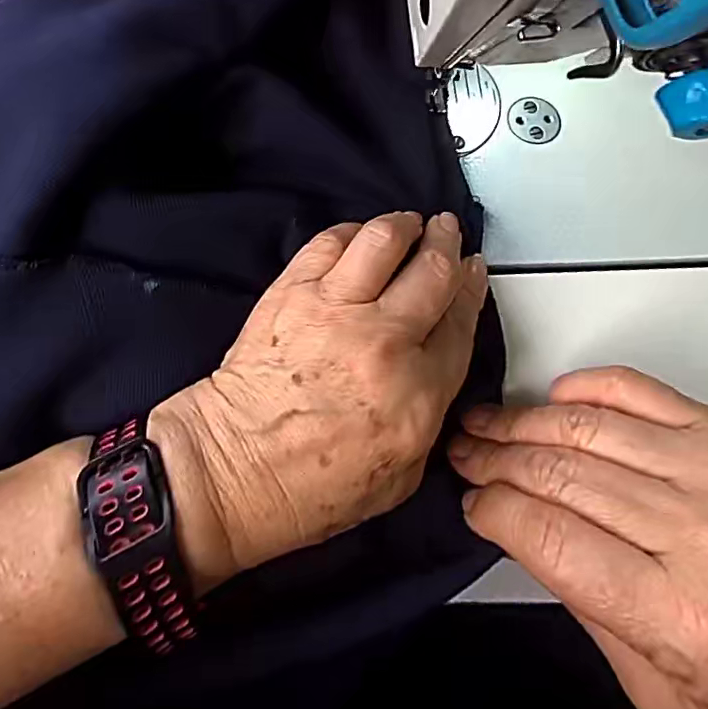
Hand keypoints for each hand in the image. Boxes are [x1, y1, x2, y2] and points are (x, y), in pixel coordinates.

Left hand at [147, 211, 487, 589]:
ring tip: (406, 222)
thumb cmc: (312, 486)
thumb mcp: (403, 473)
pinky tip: (355, 235)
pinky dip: (347, 232)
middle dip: (444, 243)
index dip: (470, 288)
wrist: (234, 465)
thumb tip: (428, 366)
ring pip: (381, 242)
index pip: (459, 321)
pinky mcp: (288, 293)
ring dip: (401, 225)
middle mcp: (382, 339)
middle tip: (446, 231)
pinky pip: (326, 244)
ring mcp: (332, 309)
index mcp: (419, 391)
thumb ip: (427, 411)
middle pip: (430, 271)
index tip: (472, 270)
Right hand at [450, 366, 707, 708]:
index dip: (489, 509)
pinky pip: (630, 390)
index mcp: (695, 623)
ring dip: (517, 423)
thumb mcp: (663, 692)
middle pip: (555, 473)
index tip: (472, 504)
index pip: (544, 533)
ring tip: (487, 426)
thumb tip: (513, 524)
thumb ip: (580, 602)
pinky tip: (549, 403)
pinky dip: (578, 390)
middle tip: (463, 455)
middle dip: (491, 461)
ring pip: (579, 427)